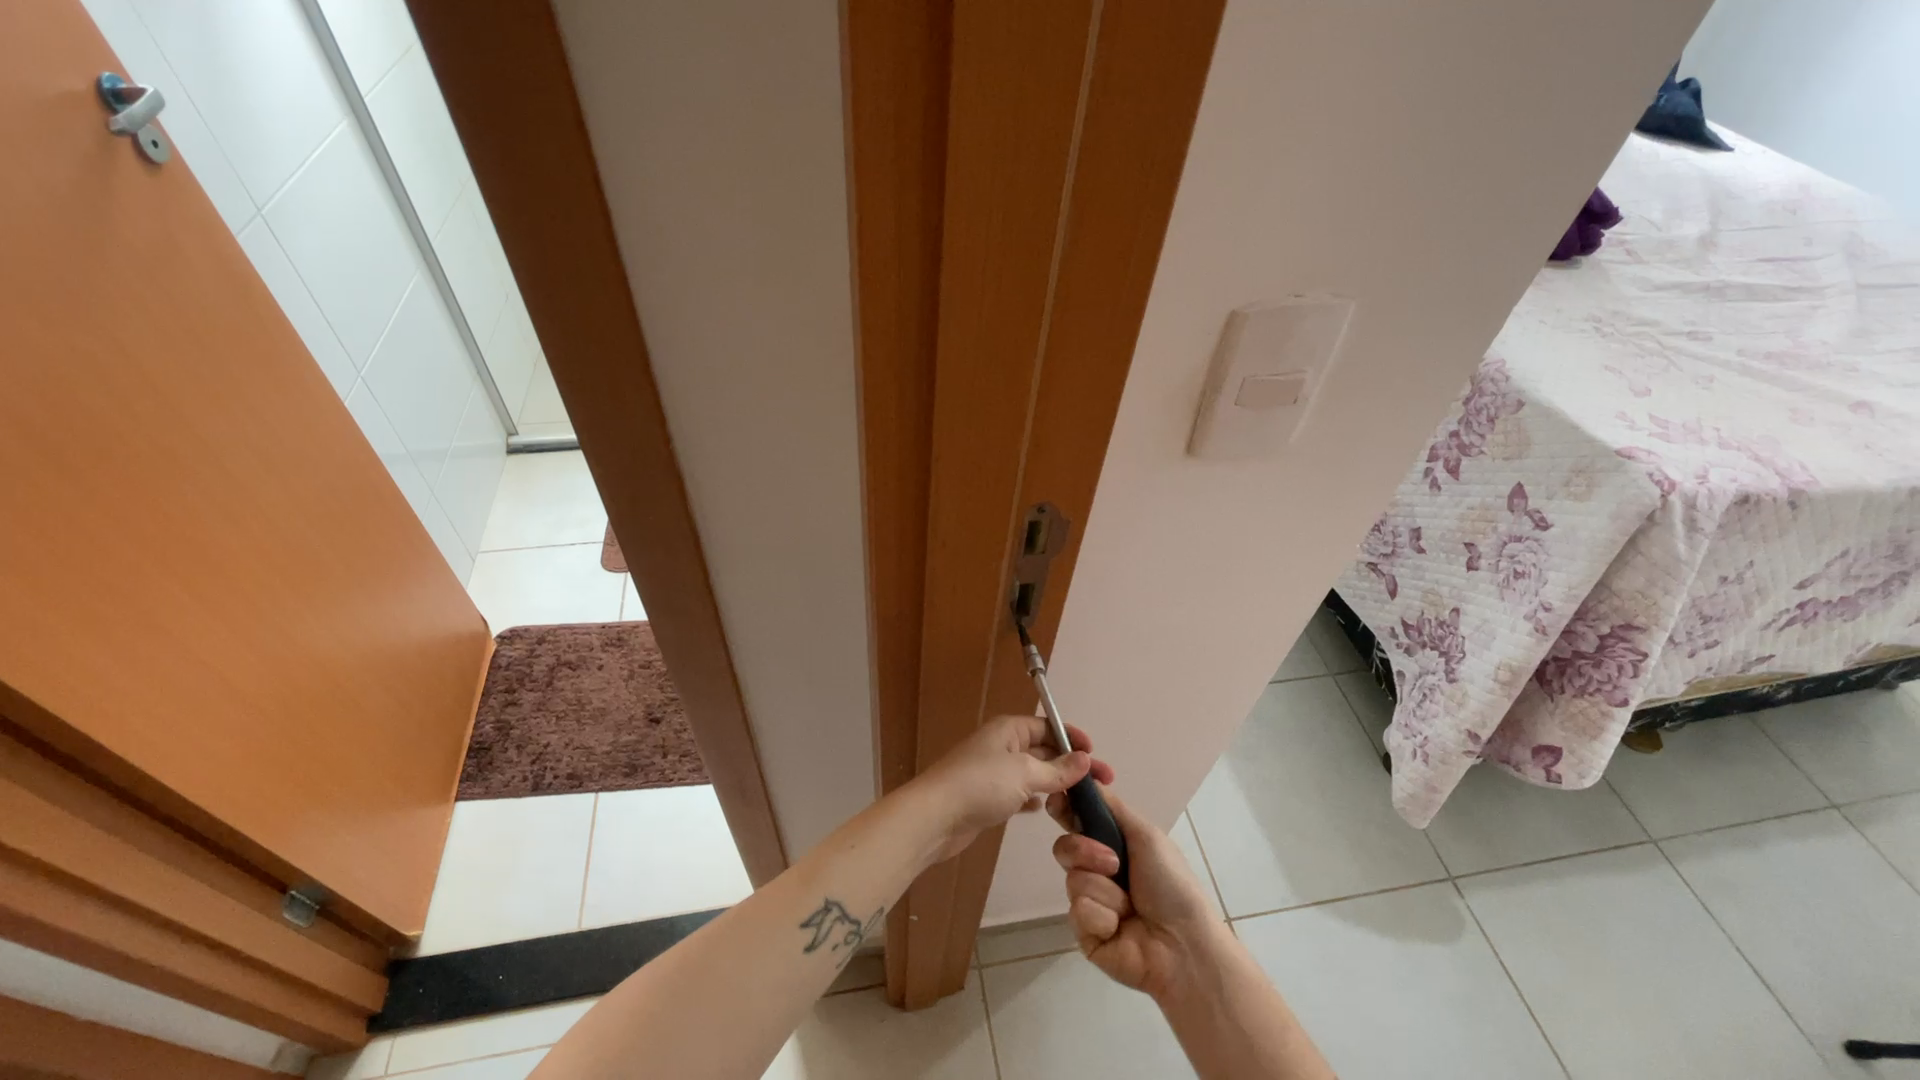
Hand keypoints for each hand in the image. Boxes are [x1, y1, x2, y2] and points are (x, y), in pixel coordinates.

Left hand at [913, 715, 1114, 863]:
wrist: (934, 818)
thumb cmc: (980, 785)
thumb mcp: (1024, 773)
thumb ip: (1057, 769)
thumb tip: (1085, 759)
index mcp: (1008, 730)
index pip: (1047, 726)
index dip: (1072, 738)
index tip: (1095, 755)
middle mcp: (1001, 747)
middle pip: (1043, 750)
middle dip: (1070, 765)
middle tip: (1102, 784)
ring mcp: (992, 773)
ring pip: (1032, 774)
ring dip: (1055, 784)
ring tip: (1081, 800)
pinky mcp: (987, 799)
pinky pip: (1018, 794)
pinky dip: (1034, 799)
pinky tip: (1047, 809)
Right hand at [1049, 789, 1221, 1001]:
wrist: (1183, 945)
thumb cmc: (1171, 884)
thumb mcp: (1146, 835)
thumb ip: (1111, 807)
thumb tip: (1084, 777)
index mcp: (1113, 846)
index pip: (1076, 821)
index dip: (1063, 810)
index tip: (1058, 802)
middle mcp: (1098, 872)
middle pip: (1065, 848)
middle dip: (1086, 852)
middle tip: (1113, 864)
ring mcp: (1090, 903)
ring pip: (1073, 881)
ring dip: (1104, 890)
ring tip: (1129, 905)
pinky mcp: (1085, 933)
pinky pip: (1078, 912)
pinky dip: (1103, 916)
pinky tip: (1121, 928)